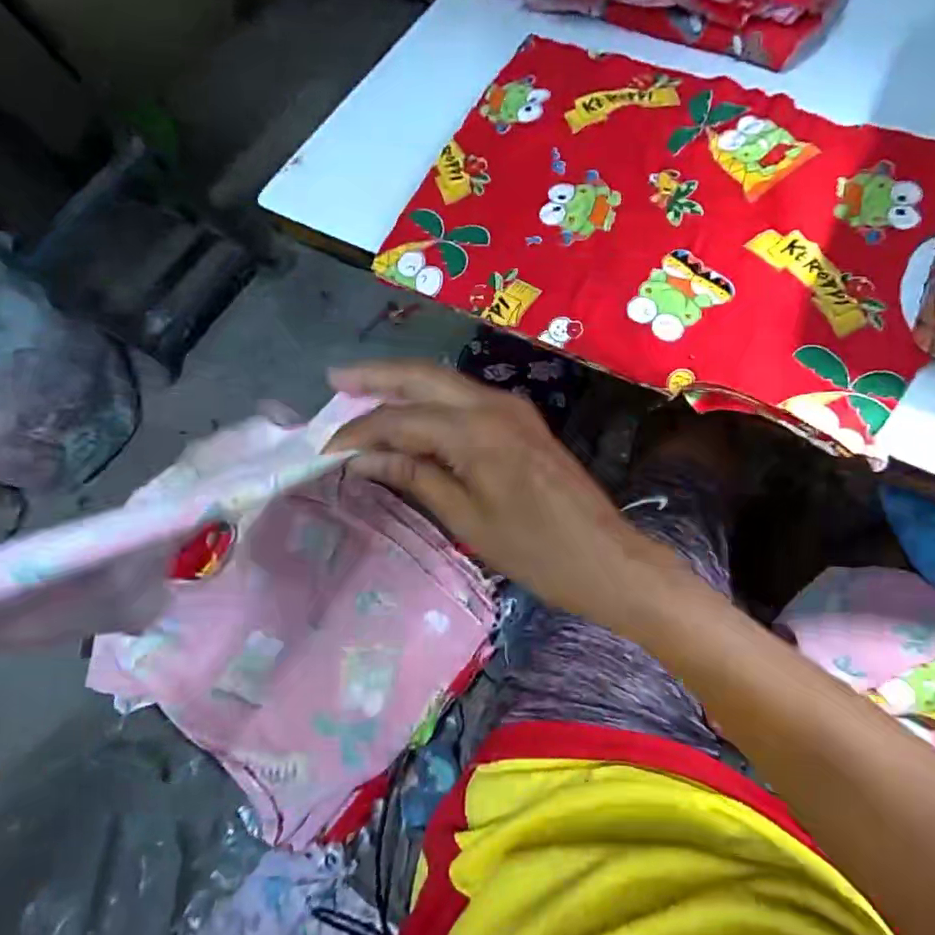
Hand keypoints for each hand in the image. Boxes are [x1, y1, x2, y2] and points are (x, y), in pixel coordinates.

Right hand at [325, 360, 694, 628]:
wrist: (607, 558)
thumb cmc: (535, 551)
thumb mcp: (467, 519)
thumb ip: (415, 477)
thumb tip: (364, 458)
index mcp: (476, 431)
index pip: (401, 419)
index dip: (359, 431)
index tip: (326, 449)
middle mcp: (494, 405)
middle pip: (423, 376)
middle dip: (376, 376)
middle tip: (334, 380)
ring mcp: (513, 408)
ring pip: (446, 382)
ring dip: (404, 384)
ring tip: (361, 392)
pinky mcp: (523, 420)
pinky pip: (467, 399)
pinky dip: (432, 400)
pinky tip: (412, 412)